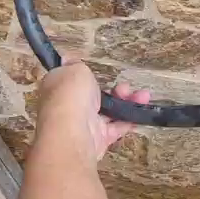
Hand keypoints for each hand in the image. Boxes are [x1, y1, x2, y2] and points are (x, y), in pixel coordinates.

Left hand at [34, 63, 150, 165]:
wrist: (73, 131)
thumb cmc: (70, 94)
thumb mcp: (75, 69)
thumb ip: (77, 65)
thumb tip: (68, 60)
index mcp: (56, 88)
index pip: (69, 81)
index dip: (83, 75)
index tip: (96, 72)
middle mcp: (68, 107)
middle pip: (93, 96)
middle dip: (112, 89)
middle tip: (125, 86)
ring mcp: (83, 125)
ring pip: (107, 111)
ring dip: (126, 102)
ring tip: (142, 96)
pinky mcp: (97, 139)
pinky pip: (115, 127)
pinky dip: (129, 120)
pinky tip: (141, 111)